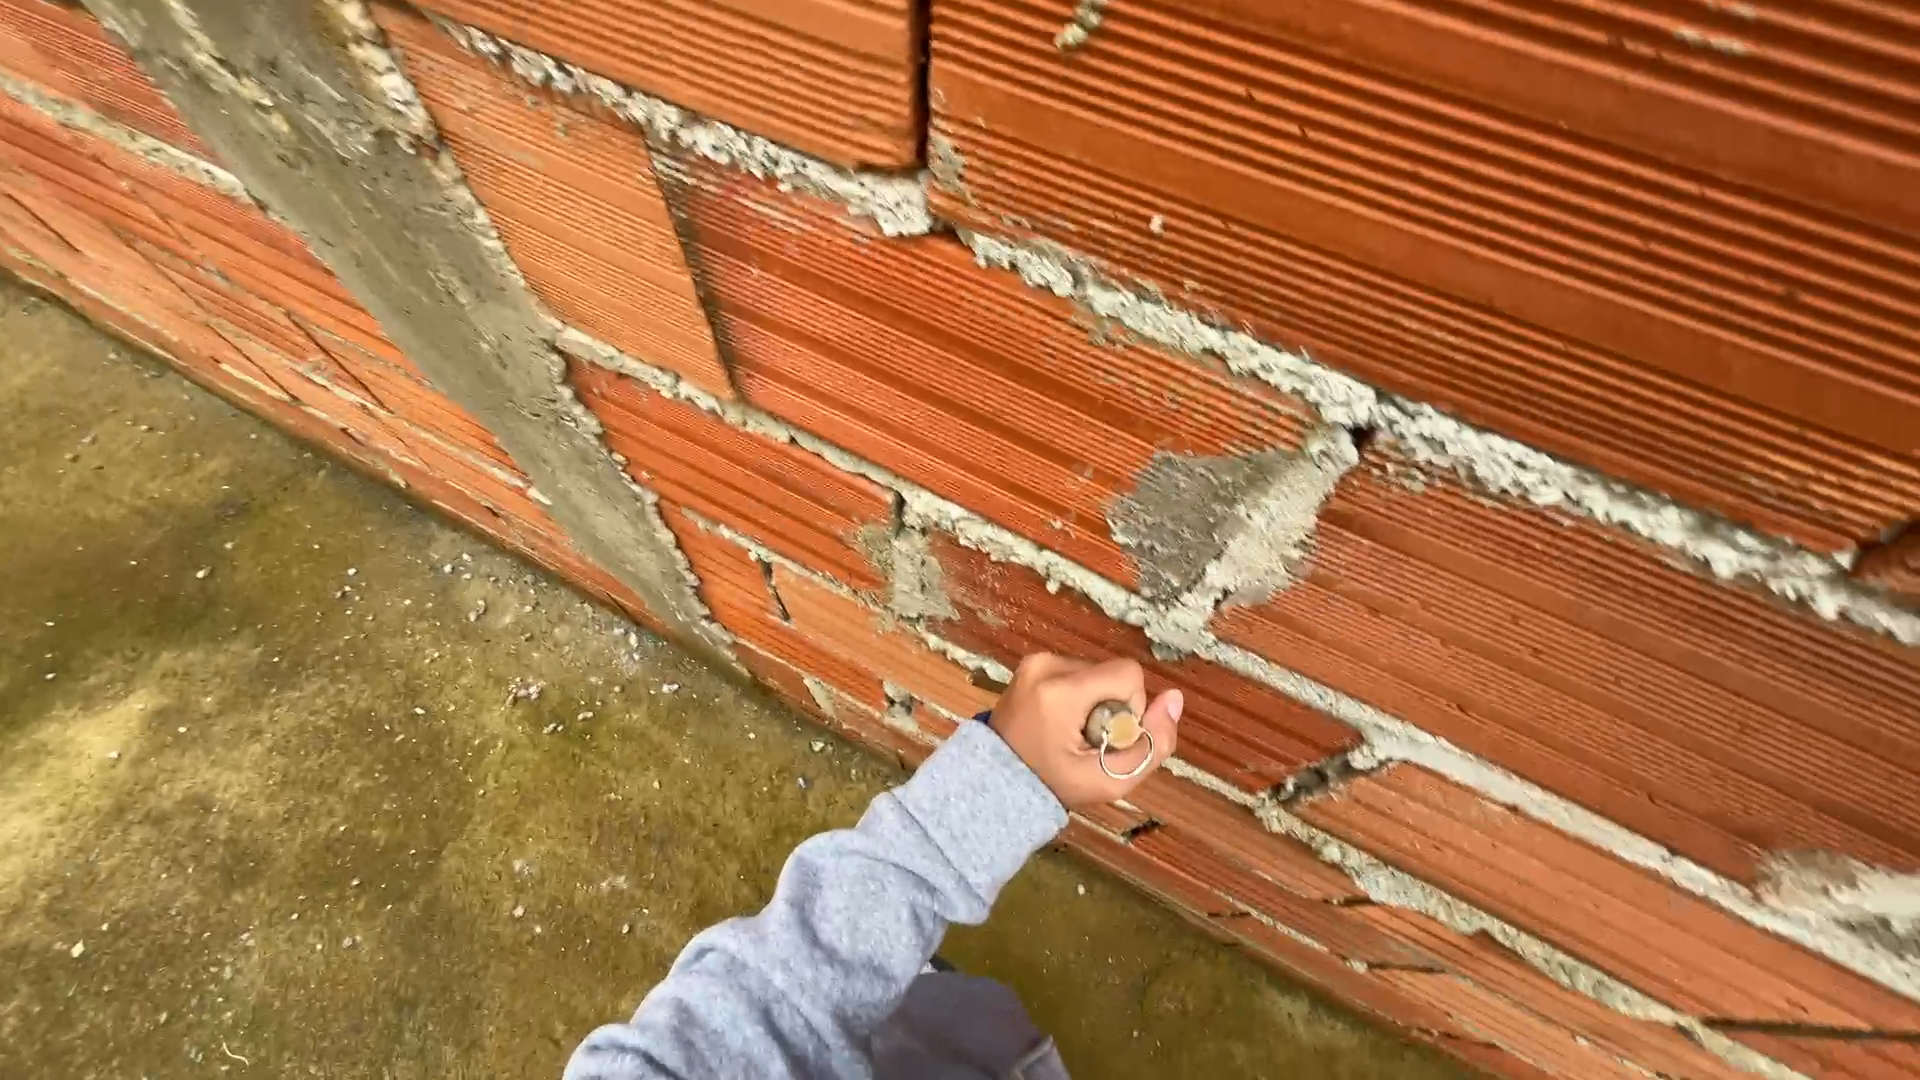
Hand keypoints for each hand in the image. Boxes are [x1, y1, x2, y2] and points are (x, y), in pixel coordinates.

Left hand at [989, 654, 1181, 809]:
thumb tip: (1175, 698)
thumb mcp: (1110, 780)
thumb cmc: (1053, 785)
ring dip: (1095, 700)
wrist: (998, 781)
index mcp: (1060, 691)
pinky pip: (1076, 671)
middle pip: (1111, 673)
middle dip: (1112, 704)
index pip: (1128, 673)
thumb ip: (1152, 745)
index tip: (1108, 735)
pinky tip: (1061, 721)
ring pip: (1096, 671)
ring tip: (1071, 732)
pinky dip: (1078, 694)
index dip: (1132, 707)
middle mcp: (1045, 665)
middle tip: (1087, 739)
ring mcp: (1035, 661)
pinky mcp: (1032, 663)